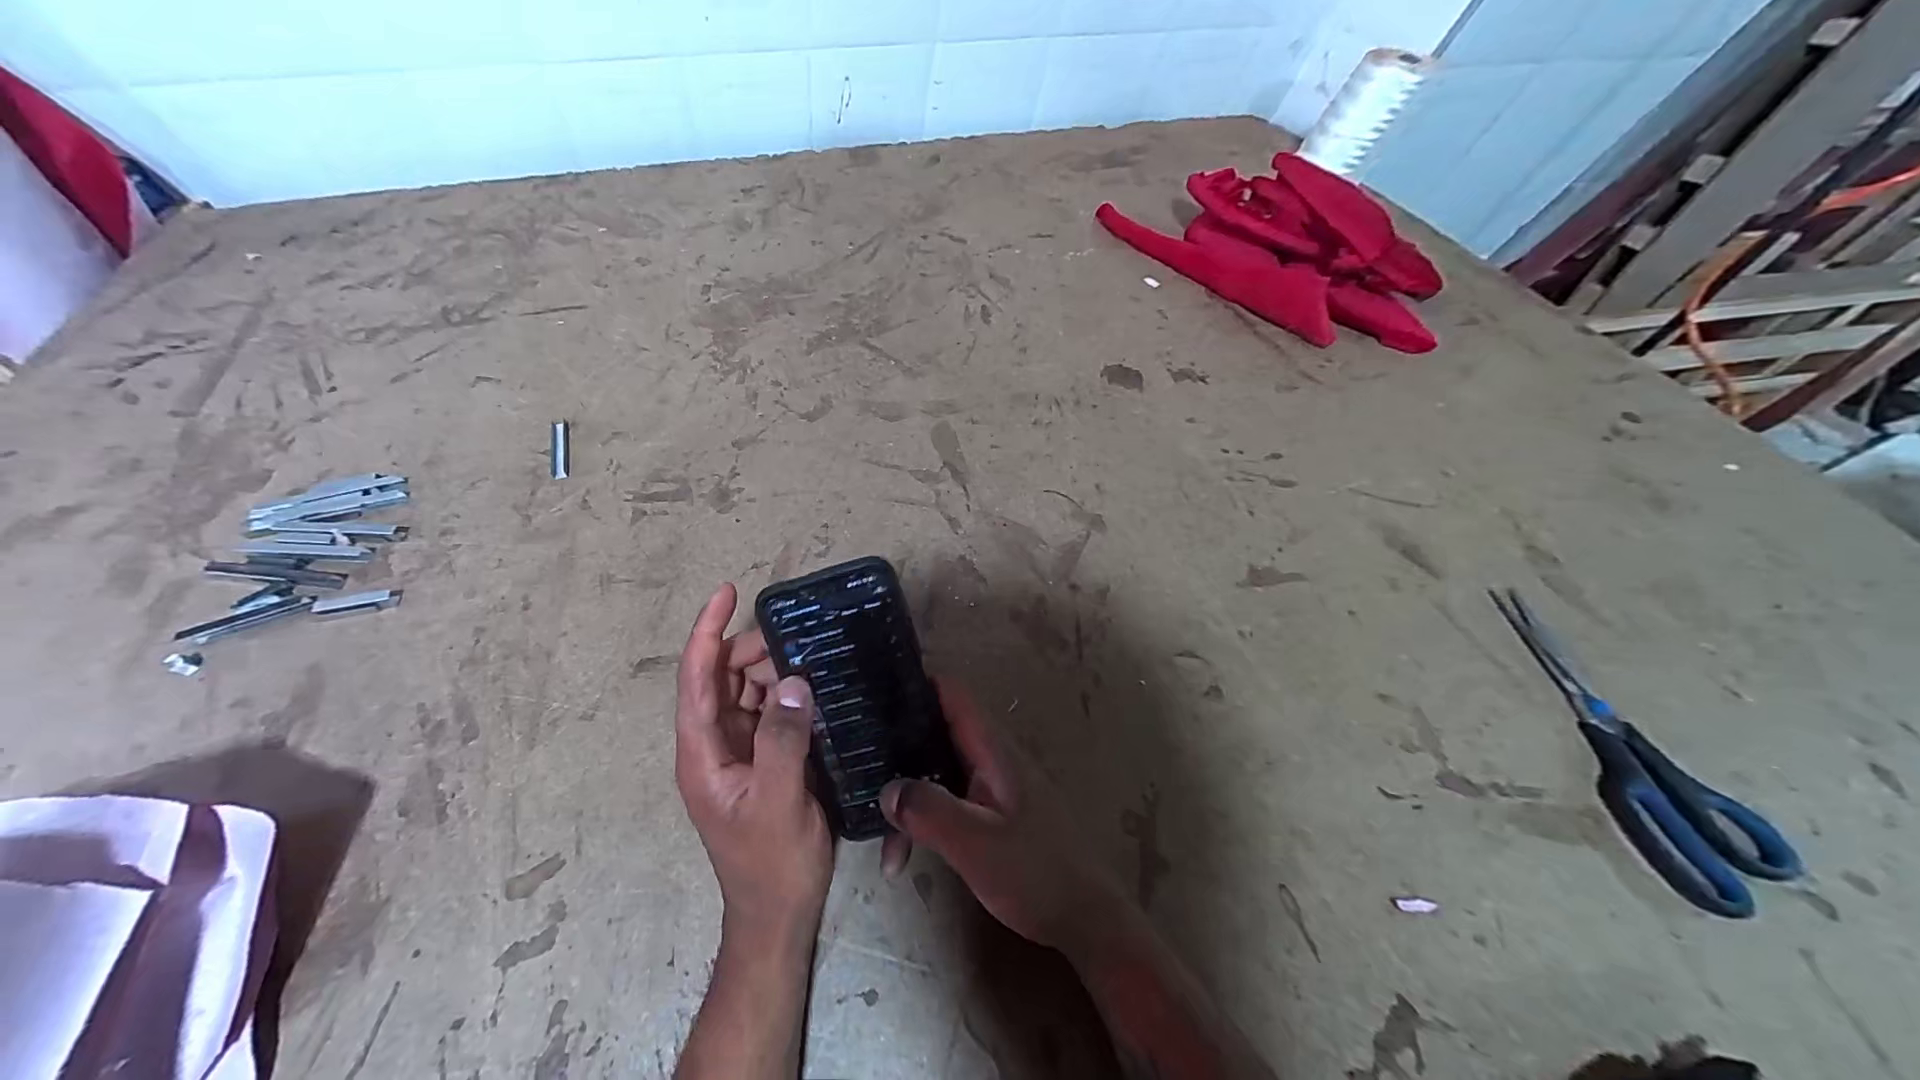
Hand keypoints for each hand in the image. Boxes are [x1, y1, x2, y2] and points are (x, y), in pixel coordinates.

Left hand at [675, 584, 833, 932]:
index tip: (727, 591)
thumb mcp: (778, 801)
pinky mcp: (764, 760)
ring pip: (749, 693)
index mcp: (701, 752)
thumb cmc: (771, 862)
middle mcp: (714, 744)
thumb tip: (795, 682)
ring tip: (812, 661)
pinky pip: (771, 712)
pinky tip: (815, 687)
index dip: (707, 631)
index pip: (696, 678)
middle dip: (753, 651)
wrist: (778, 913)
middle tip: (798, 640)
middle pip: (723, 678)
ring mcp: (739, 752)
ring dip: (775, 672)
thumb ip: (783, 741)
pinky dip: (789, 695)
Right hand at [880, 679, 1126, 953]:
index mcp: (993, 750)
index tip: (872, 695)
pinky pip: (947, 798)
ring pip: (937, 771)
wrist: (1085, 919)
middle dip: (897, 749)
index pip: (952, 693)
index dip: (914, 684)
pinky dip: (923, 817)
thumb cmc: (1034, 874)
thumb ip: (929, 811)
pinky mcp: (991, 812)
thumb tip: (886, 789)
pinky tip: (904, 854)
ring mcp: (993, 785)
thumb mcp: (975, 844)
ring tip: (884, 846)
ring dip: (908, 797)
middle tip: (858, 771)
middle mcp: (992, 758)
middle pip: (936, 730)